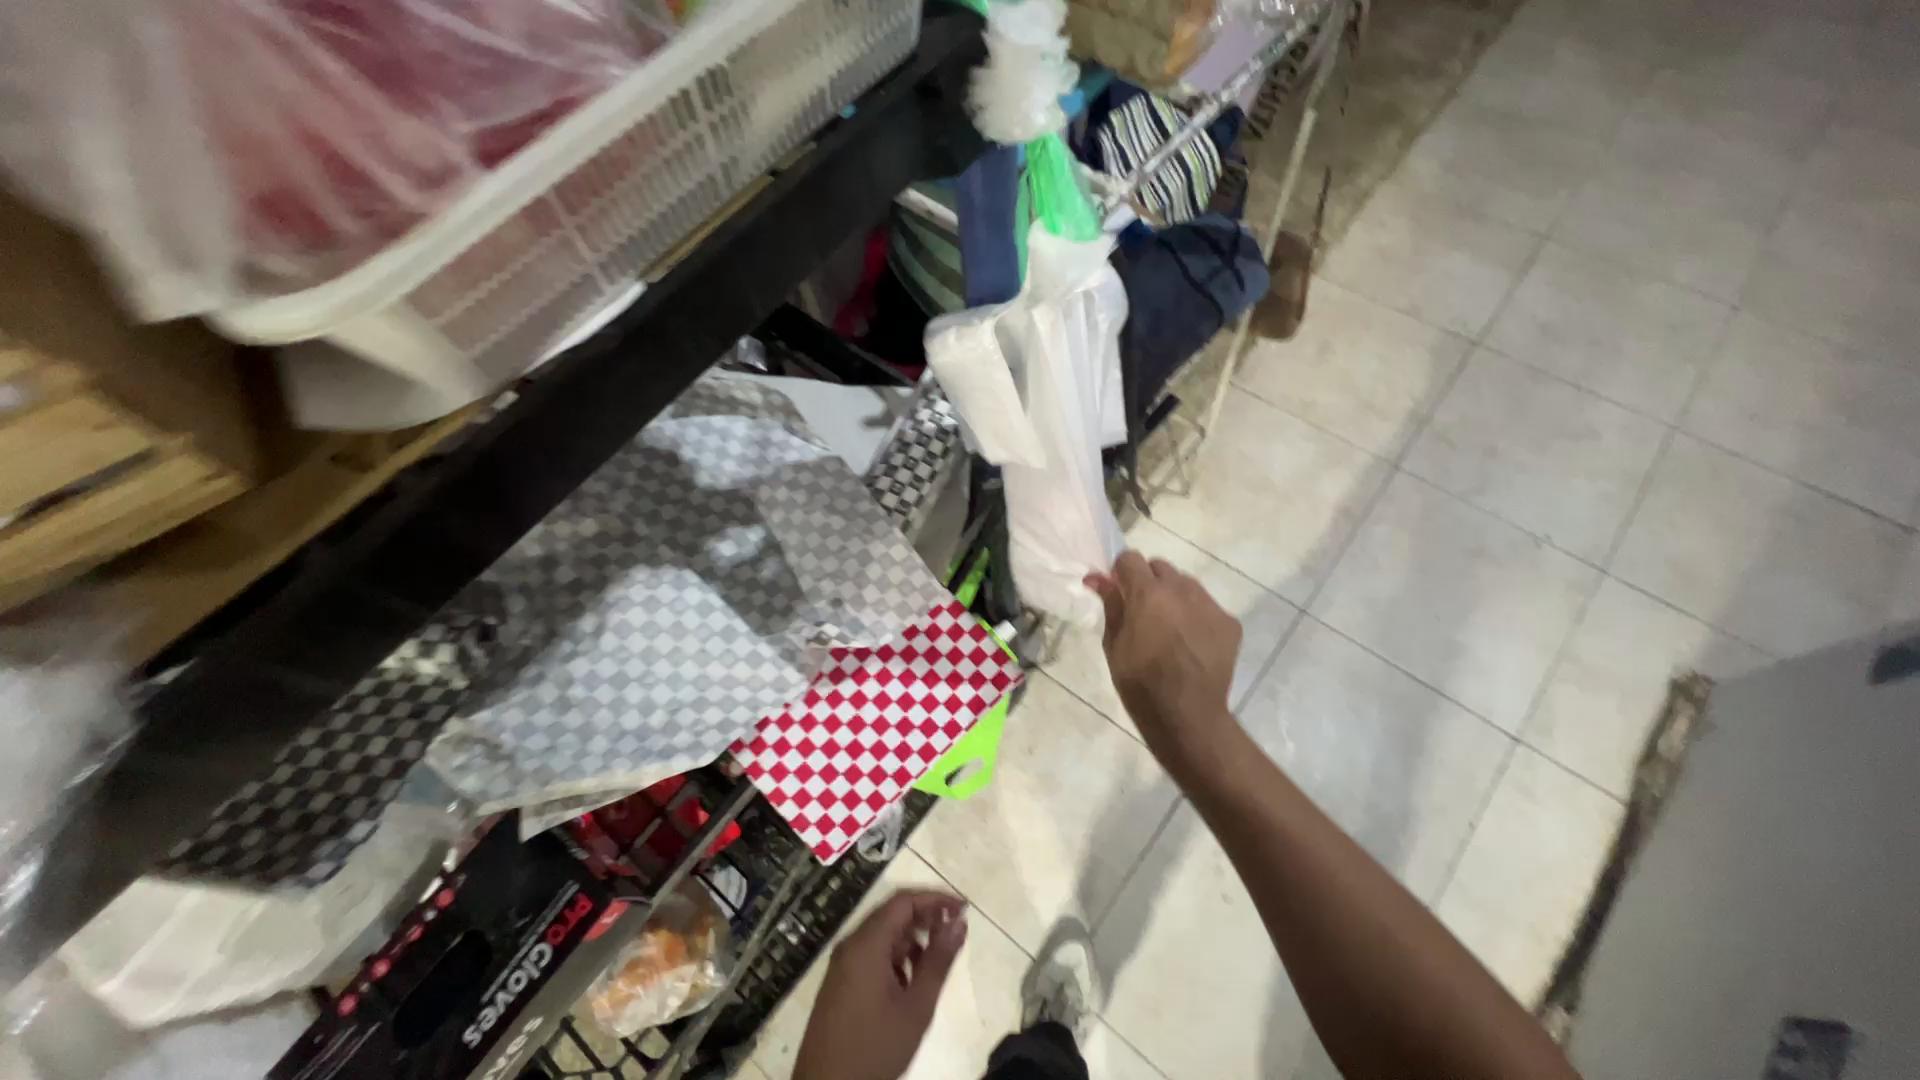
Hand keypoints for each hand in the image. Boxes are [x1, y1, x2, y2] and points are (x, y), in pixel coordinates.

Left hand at [792, 890, 967, 1079]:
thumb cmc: (875, 1048)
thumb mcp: (916, 1007)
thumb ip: (938, 961)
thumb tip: (959, 922)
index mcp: (866, 944)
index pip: (903, 901)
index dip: (935, 898)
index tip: (963, 908)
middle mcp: (850, 946)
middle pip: (891, 914)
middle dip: (926, 917)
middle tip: (956, 930)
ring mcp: (843, 964)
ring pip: (882, 935)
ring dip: (912, 939)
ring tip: (938, 959)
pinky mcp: (841, 982)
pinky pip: (872, 954)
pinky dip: (896, 957)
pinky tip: (912, 980)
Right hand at [1085, 551, 1242, 768]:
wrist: (1186, 715)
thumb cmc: (1140, 683)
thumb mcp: (1114, 644)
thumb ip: (1110, 605)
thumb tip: (1097, 578)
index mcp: (1148, 594)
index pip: (1130, 558)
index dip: (1121, 571)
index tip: (1118, 590)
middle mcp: (1181, 590)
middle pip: (1161, 568)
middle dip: (1148, 581)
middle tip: (1142, 611)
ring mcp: (1210, 605)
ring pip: (1187, 585)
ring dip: (1174, 596)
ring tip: (1170, 628)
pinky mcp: (1230, 623)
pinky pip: (1208, 607)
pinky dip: (1197, 616)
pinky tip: (1191, 643)